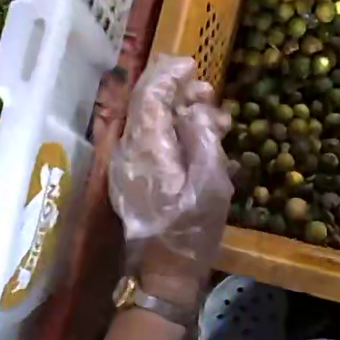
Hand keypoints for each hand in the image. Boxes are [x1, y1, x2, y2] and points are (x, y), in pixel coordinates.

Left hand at [108, 54, 232, 307]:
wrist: (163, 274)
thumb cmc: (191, 231)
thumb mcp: (210, 184)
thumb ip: (203, 138)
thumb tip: (196, 109)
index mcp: (147, 148)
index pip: (149, 95)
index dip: (169, 74)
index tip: (192, 64)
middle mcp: (129, 151)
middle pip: (146, 105)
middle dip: (177, 92)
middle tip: (209, 93)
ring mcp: (127, 166)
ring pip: (149, 123)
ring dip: (177, 113)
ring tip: (212, 120)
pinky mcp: (132, 179)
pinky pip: (150, 142)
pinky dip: (172, 133)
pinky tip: (197, 142)